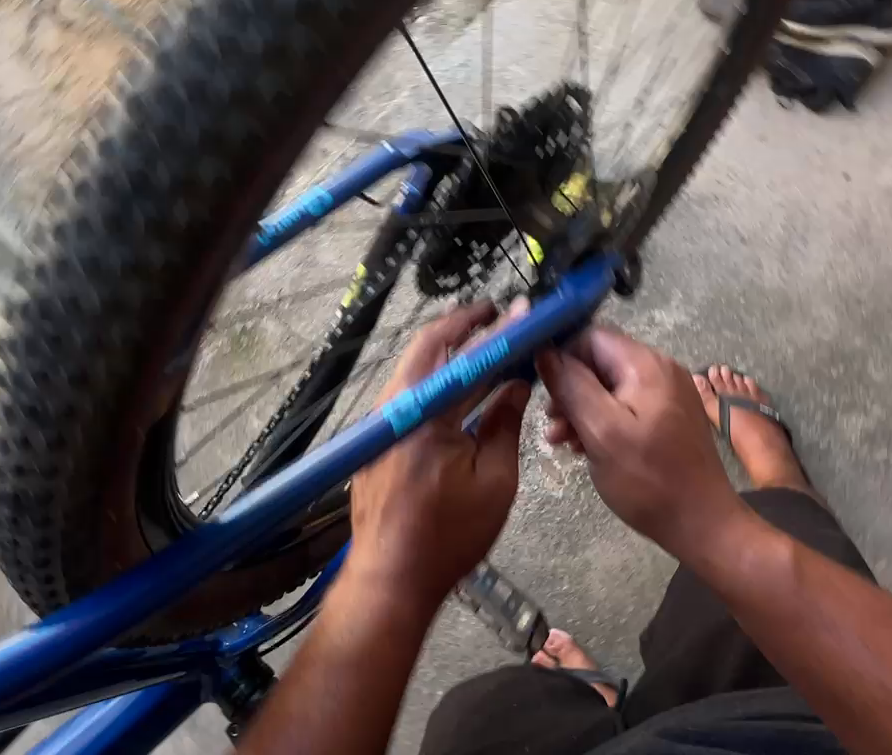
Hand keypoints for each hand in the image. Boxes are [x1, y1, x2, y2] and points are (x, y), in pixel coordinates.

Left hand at [347, 302, 528, 608]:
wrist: (390, 581)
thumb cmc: (449, 535)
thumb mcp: (495, 479)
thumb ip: (505, 423)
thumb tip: (516, 384)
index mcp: (424, 412)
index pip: (458, 353)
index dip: (488, 327)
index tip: (512, 309)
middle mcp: (393, 407)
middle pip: (424, 349)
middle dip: (459, 328)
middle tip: (493, 317)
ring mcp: (379, 425)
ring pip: (413, 371)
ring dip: (446, 354)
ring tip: (482, 346)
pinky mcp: (375, 442)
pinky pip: (407, 395)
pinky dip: (434, 381)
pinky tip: (457, 389)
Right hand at [536, 326, 744, 558]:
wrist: (703, 524)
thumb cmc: (648, 478)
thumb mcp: (601, 430)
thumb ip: (571, 386)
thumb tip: (545, 352)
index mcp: (646, 363)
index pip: (592, 336)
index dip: (562, 357)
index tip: (544, 390)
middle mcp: (660, 368)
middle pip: (601, 362)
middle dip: (570, 389)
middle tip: (552, 425)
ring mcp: (667, 393)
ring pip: (611, 386)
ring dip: (583, 408)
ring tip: (563, 441)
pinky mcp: (669, 416)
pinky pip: (627, 405)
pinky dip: (604, 420)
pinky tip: (587, 447)